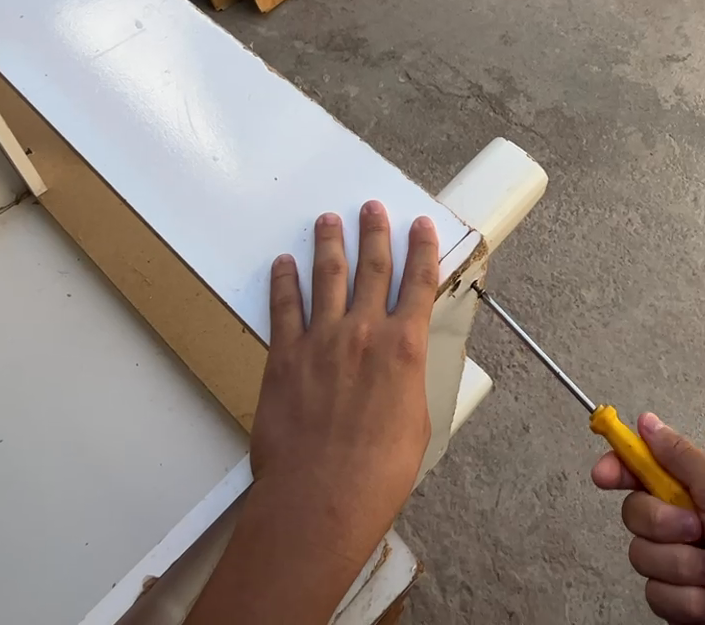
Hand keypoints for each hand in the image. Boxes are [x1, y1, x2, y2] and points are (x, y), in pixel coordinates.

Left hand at [177, 203, 438, 624]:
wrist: (322, 497)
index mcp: (405, 347)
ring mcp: (323, 339)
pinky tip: (283, 263)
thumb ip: (406, 381)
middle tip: (372, 207)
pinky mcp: (286, 355)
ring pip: (328, 276)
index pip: (419, 283)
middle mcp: (365, 331)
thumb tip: (401, 369)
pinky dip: (284, 282)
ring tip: (328, 219)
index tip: (420, 224)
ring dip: (330, 244)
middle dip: (375, 232)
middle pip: (373, 267)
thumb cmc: (379, 472)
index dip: (421, 249)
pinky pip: (284, 307)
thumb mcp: (416, 422)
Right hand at [592, 414, 704, 624]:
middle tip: (696, 529)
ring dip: (681, 566)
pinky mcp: (675, 601)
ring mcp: (676, 563)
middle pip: (633, 510)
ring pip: (641, 555)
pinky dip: (686, 599)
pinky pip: (654, 594)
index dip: (618, 466)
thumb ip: (680, 456)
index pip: (640, 467)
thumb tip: (647, 421)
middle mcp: (679, 522)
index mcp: (692, 489)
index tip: (604, 475)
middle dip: (663, 524)